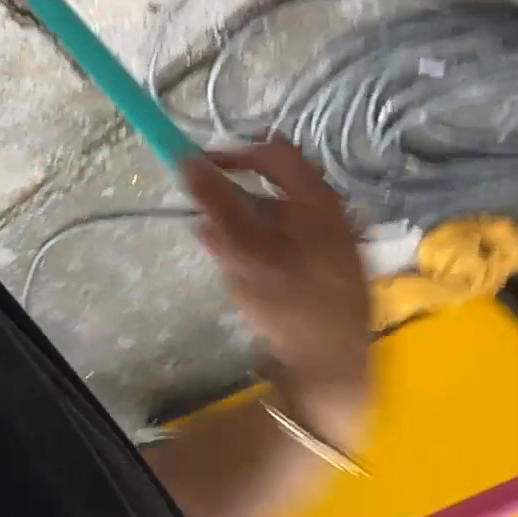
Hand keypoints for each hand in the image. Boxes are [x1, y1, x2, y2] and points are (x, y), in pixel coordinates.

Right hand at [182, 140, 370, 446]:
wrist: (332, 365)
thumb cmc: (288, 299)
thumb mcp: (242, 245)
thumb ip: (214, 198)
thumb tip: (186, 157)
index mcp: (318, 201)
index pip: (274, 151)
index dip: (233, 152)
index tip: (197, 167)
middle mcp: (331, 214)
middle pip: (271, 184)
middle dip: (231, 196)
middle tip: (206, 217)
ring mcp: (332, 241)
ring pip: (272, 215)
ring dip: (239, 224)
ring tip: (221, 252)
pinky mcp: (325, 267)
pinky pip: (281, 240)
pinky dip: (254, 244)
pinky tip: (241, 271)